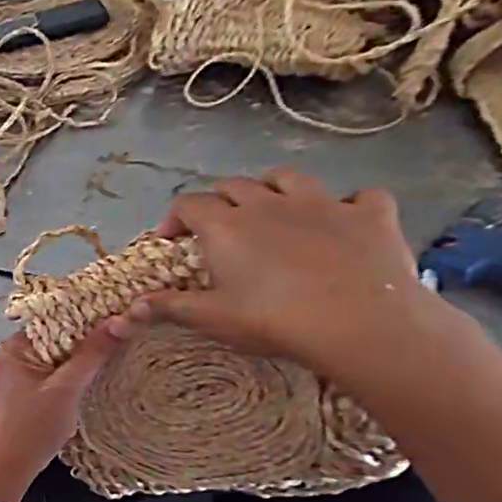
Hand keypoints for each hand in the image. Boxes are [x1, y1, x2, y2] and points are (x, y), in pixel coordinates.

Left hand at [0, 324, 137, 499]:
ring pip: (60, 354)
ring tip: (119, 342)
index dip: (85, 315)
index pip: (54, 319)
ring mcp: (22, 373)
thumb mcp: (66, 388)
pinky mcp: (31, 389)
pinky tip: (100, 368)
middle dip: (88, 334)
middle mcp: (15, 355)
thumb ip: (92, 354)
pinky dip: (77, 369)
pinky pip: (58, 370)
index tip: (118, 310)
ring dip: (85, 353)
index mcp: (14, 347)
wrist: (11, 466)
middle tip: (125, 326)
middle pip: (58, 335)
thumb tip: (119, 321)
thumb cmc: (31, 428)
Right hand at [130, 168, 455, 380]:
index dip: (174, 219)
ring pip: (290, 178)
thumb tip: (131, 307)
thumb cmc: (274, 321)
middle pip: (234, 185)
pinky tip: (344, 222)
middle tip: (216, 227)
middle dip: (218, 200)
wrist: (361, 323)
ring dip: (274, 188)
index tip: (170, 240)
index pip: (189, 205)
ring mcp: (323, 203)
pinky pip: (361, 196)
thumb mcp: (213, 319)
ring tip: (272, 209)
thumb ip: (170, 307)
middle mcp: (268, 203)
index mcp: (226, 226)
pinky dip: (349, 205)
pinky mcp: (370, 215)